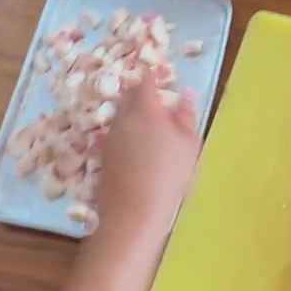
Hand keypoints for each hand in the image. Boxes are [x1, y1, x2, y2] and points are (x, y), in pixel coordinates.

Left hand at [92, 80, 200, 241]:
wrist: (134, 213)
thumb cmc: (169, 175)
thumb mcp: (189, 144)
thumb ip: (186, 115)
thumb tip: (187, 93)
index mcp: (144, 108)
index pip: (145, 81)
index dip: (153, 77)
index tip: (162, 79)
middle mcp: (121, 117)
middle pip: (128, 96)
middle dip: (141, 93)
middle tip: (158, 99)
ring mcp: (108, 136)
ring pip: (120, 116)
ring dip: (132, 114)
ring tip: (151, 125)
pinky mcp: (101, 156)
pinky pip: (114, 135)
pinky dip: (125, 134)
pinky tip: (137, 148)